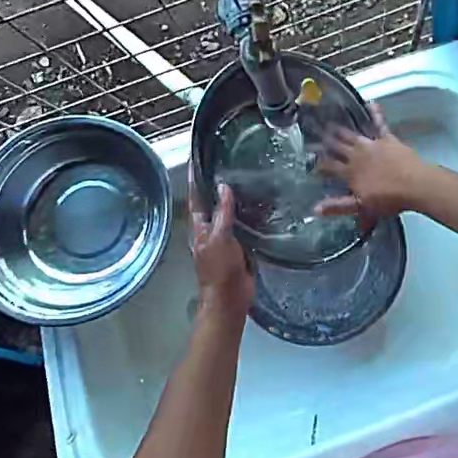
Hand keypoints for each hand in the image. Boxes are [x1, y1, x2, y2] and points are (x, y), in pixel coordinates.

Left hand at [189, 174, 252, 324]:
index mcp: (201, 226)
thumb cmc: (219, 270)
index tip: (196, 158)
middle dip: (218, 185)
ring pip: (231, 213)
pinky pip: (246, 226)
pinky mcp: (242, 247)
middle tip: (229, 162)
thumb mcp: (220, 238)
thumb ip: (222, 213)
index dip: (195, 178)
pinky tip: (263, 205)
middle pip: (213, 202)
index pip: (196, 196)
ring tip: (249, 178)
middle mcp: (211, 229)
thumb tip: (223, 186)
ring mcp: (226, 238)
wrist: (230, 299)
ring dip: (237, 199)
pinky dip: (251, 214)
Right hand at [313, 105, 430, 226]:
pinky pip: (379, 123)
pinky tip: (370, 102)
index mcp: (350, 172)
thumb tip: (314, 208)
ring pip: (352, 135)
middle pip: (337, 147)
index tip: (309, 159)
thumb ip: (338, 206)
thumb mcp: (361, 207)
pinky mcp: (387, 139)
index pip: (329, 166)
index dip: (319, 164)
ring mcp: (371, 145)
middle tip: (313, 135)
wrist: (414, 185)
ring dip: (340, 129)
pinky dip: (374, 113)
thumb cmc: (388, 199)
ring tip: (329, 123)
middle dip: (325, 142)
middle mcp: (357, 155)